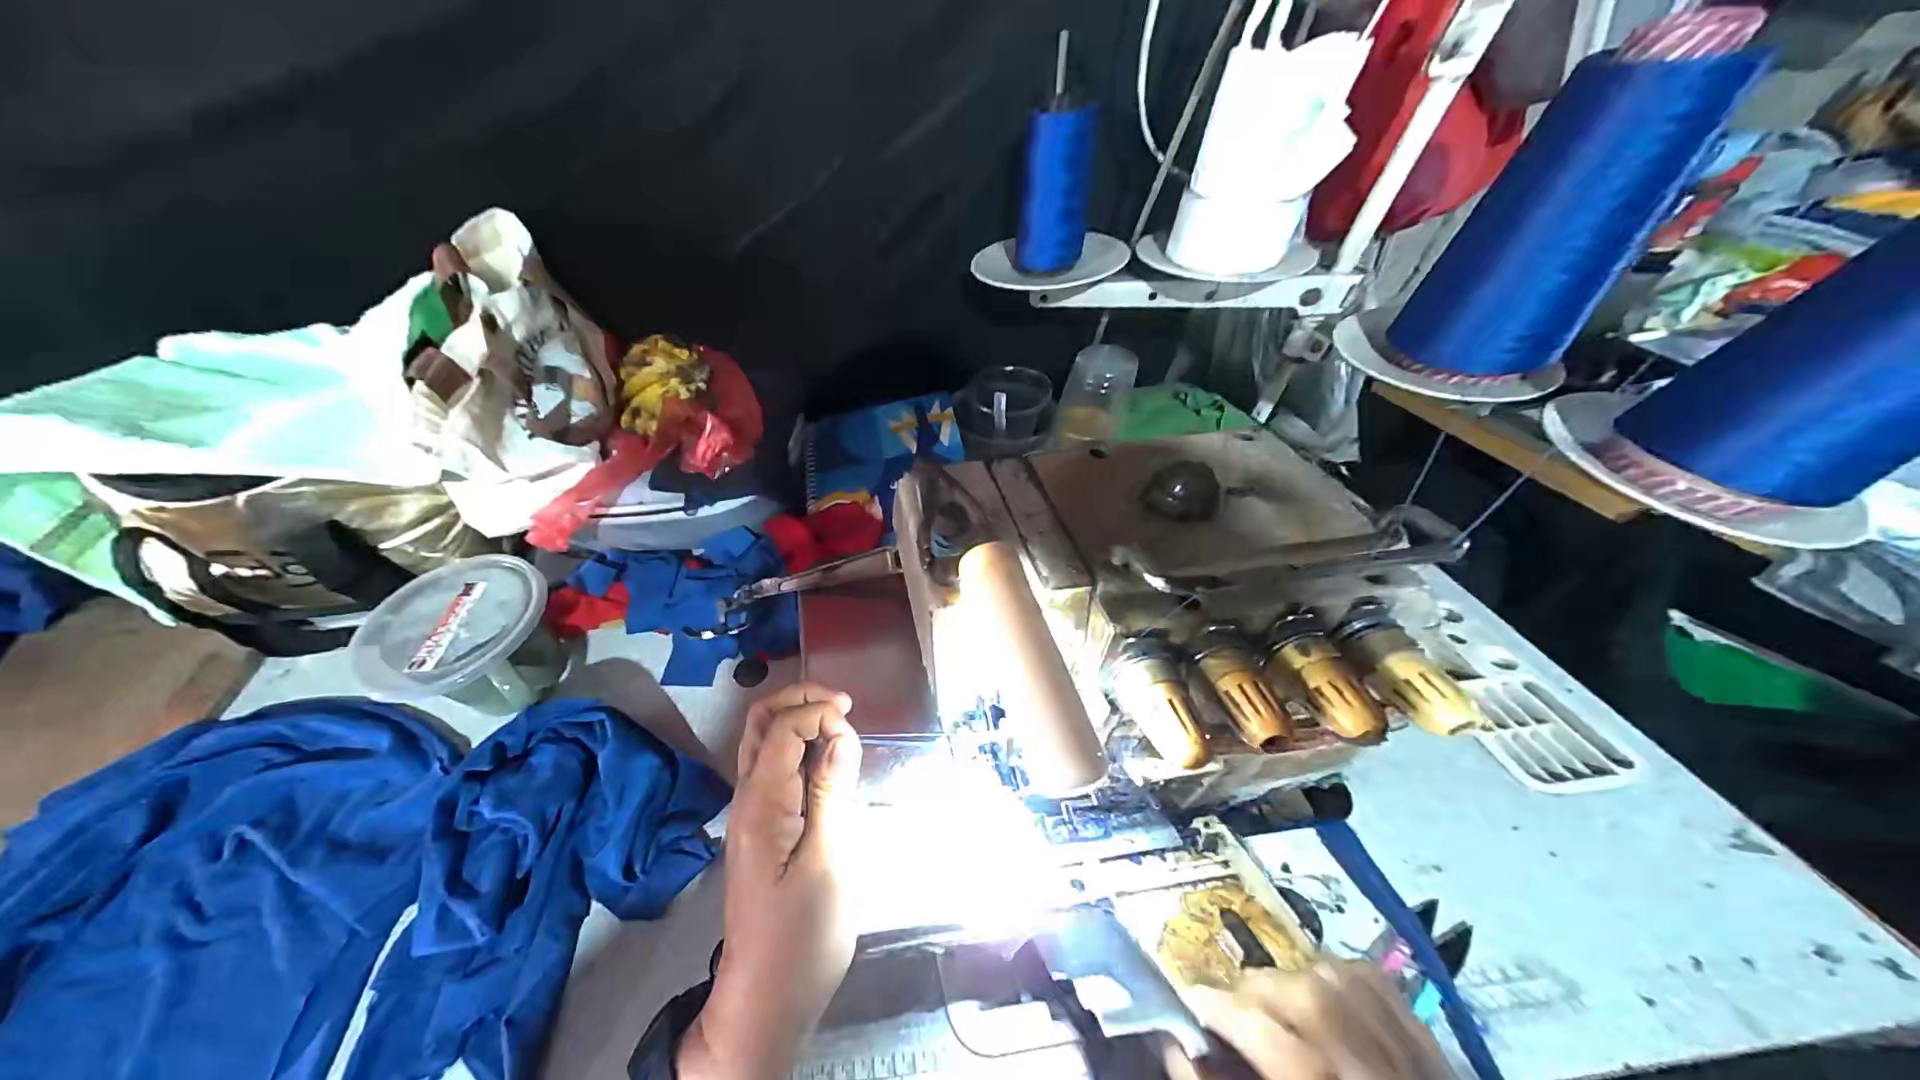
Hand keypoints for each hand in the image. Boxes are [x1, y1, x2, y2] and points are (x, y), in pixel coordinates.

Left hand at [679, 683, 863, 1079]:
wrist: (767, 995)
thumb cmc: (803, 934)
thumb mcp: (829, 861)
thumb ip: (831, 792)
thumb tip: (841, 734)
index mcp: (760, 803)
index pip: (783, 728)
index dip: (820, 714)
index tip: (855, 731)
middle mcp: (746, 797)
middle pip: (761, 722)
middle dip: (801, 700)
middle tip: (844, 705)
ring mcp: (750, 811)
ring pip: (763, 741)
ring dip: (798, 718)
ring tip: (839, 723)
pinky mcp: (761, 826)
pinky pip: (773, 766)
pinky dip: (798, 745)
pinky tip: (827, 758)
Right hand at [1179, 961, 1450, 1079]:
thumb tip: (1175, 1045)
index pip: (1274, 1042)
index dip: (1221, 1011)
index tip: (1193, 1004)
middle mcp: (1373, 1072)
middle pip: (1303, 996)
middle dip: (1253, 992)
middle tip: (1234, 1013)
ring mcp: (1411, 1054)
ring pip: (1335, 977)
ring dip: (1290, 980)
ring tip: (1274, 1006)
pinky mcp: (1429, 1041)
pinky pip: (1371, 980)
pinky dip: (1334, 976)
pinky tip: (1318, 995)